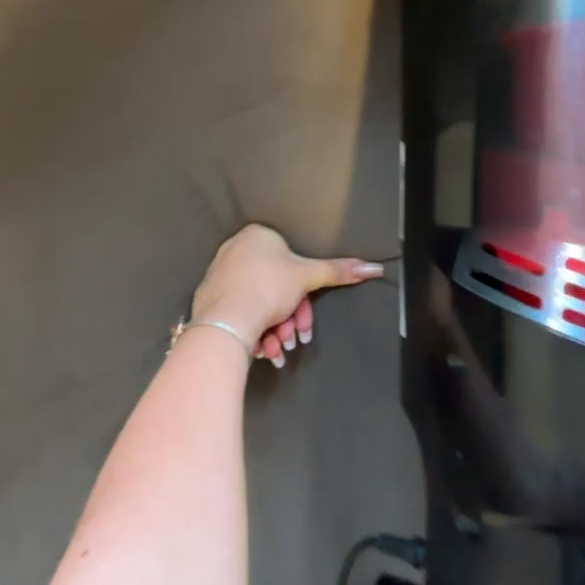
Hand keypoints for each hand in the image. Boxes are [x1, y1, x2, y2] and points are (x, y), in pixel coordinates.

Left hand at [190, 223, 383, 368]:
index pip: (290, 263)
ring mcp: (220, 272)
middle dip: (289, 318)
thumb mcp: (308, 277)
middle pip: (276, 287)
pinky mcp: (209, 297)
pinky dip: (255, 330)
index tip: (305, 322)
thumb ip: (339, 271)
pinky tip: (261, 348)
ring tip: (276, 348)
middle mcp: (235, 248)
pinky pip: (240, 312)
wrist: (226, 321)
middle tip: (293, 339)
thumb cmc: (268, 289)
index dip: (303, 297)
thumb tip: (374, 267)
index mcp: (257, 235)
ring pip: (259, 302)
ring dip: (274, 329)